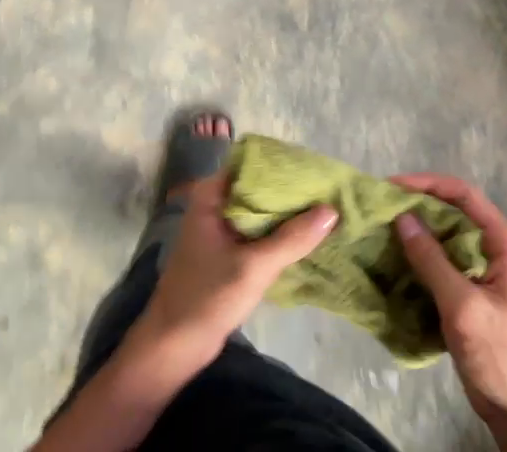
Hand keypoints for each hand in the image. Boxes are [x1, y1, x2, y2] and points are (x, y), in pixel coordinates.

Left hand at [132, 170, 339, 362]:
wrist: (174, 343)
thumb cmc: (207, 296)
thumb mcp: (254, 266)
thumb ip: (292, 238)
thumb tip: (331, 210)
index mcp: (211, 196)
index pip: (250, 164)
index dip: (282, 165)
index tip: (316, 169)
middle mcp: (215, 206)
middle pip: (258, 187)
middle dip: (290, 191)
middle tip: (330, 191)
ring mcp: (221, 230)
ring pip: (261, 212)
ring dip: (288, 215)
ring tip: (327, 211)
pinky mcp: (229, 253)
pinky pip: (259, 234)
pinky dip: (280, 234)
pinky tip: (308, 238)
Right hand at [391, 174, 506, 451]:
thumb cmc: (504, 358)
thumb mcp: (463, 307)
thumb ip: (432, 260)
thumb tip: (402, 217)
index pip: (465, 196)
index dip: (427, 184)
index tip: (389, 187)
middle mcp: (500, 254)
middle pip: (455, 215)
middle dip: (418, 209)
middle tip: (378, 210)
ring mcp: (490, 278)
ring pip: (449, 243)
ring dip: (418, 237)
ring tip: (380, 234)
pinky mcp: (478, 300)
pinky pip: (447, 268)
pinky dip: (423, 262)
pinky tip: (397, 266)